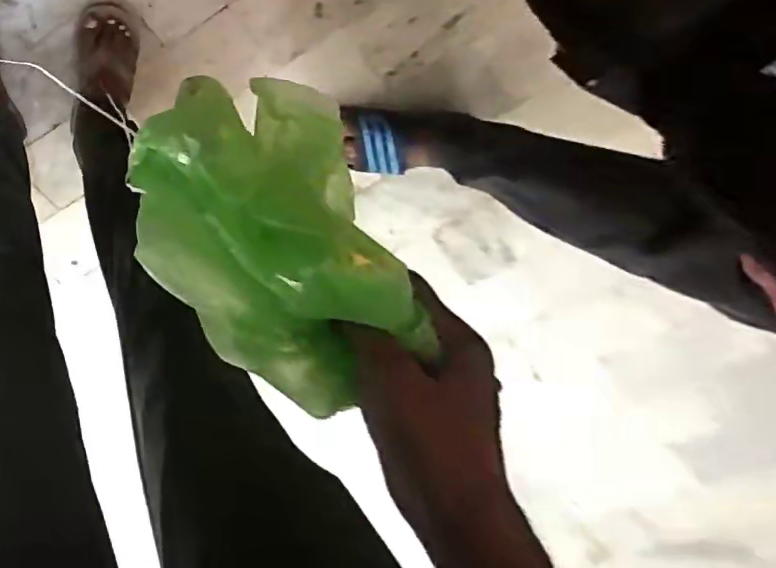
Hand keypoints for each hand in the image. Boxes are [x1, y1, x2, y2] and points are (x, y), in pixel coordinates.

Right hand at [345, 276, 548, 567]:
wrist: (451, 512)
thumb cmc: (429, 436)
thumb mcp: (390, 373)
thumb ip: (364, 329)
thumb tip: (334, 296)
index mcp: (459, 342)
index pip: (413, 288)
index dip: (374, 272)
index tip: (332, 263)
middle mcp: (452, 356)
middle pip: (400, 314)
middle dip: (360, 303)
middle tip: (317, 290)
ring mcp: (437, 384)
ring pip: (389, 343)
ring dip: (357, 332)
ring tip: (316, 317)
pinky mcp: (419, 406)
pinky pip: (385, 369)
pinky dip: (360, 359)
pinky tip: (328, 354)